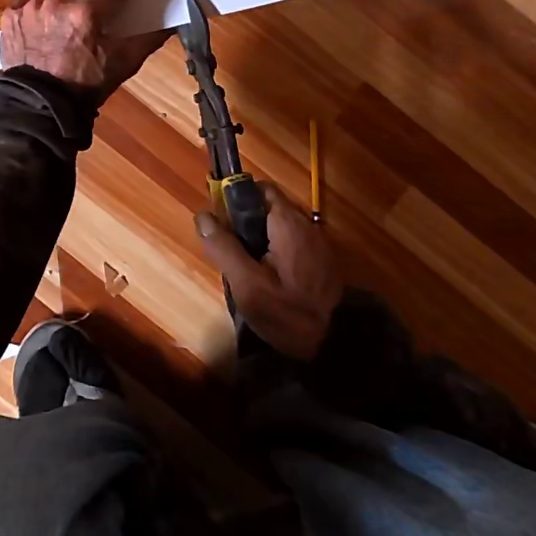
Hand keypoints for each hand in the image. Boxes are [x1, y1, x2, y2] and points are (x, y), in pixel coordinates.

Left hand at [2, 0, 170, 100]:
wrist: (40, 107)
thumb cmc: (85, 87)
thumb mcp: (122, 64)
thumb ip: (147, 38)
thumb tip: (171, 22)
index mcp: (87, 14)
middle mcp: (57, 3)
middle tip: (94, 5)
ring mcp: (30, 7)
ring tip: (67, 20)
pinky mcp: (11, 16)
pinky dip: (39, 8)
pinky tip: (44, 27)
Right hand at [196, 186, 341, 360]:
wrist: (333, 346)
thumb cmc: (286, 313)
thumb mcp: (247, 284)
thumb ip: (224, 247)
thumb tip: (203, 215)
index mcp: (289, 224)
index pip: (260, 189)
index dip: (236, 199)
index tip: (221, 224)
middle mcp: (307, 226)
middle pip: (268, 209)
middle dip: (244, 224)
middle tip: (230, 254)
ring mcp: (318, 244)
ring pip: (279, 229)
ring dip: (259, 241)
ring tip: (246, 271)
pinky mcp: (322, 262)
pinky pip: (291, 246)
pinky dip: (275, 254)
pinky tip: (268, 281)